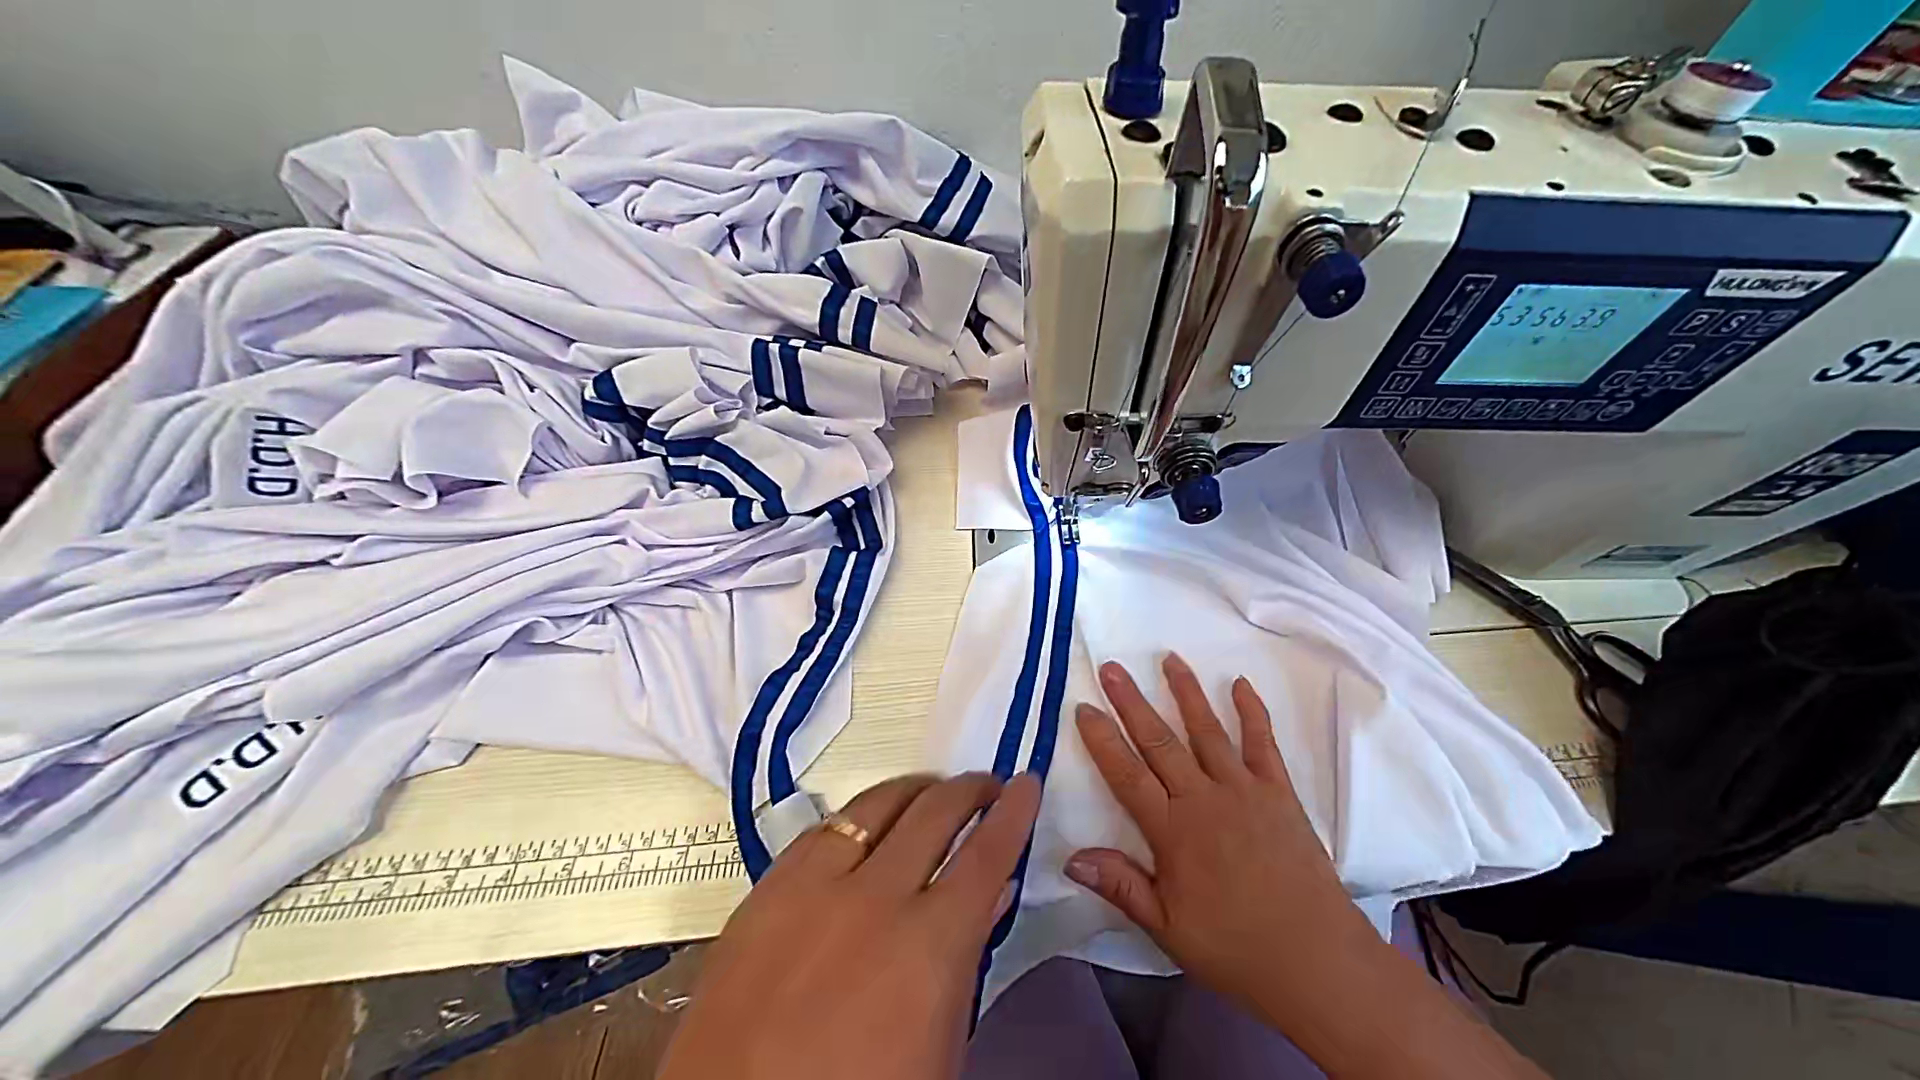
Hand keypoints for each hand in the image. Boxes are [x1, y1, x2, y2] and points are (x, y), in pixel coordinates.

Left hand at [659, 772, 1041, 1079]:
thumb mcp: (939, 1050)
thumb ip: (968, 961)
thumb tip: (990, 895)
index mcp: (930, 945)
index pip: (986, 854)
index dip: (1013, 813)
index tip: (1026, 785)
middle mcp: (875, 898)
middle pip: (934, 814)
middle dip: (969, 789)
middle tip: (986, 786)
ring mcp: (813, 887)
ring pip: (875, 805)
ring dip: (914, 791)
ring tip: (931, 792)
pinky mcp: (766, 889)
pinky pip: (821, 829)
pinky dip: (855, 817)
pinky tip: (864, 822)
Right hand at [1064, 655, 1374, 1011]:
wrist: (1318, 961)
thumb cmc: (1235, 948)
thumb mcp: (1168, 929)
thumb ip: (1121, 887)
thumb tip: (1070, 858)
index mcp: (1173, 832)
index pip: (1127, 775)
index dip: (1102, 740)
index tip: (1084, 708)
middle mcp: (1204, 800)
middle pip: (1160, 742)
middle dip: (1132, 702)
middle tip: (1112, 667)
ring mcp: (1245, 791)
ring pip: (1207, 731)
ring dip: (1186, 693)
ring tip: (1169, 658)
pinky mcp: (1280, 793)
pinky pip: (1263, 744)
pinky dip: (1252, 712)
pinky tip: (1240, 684)